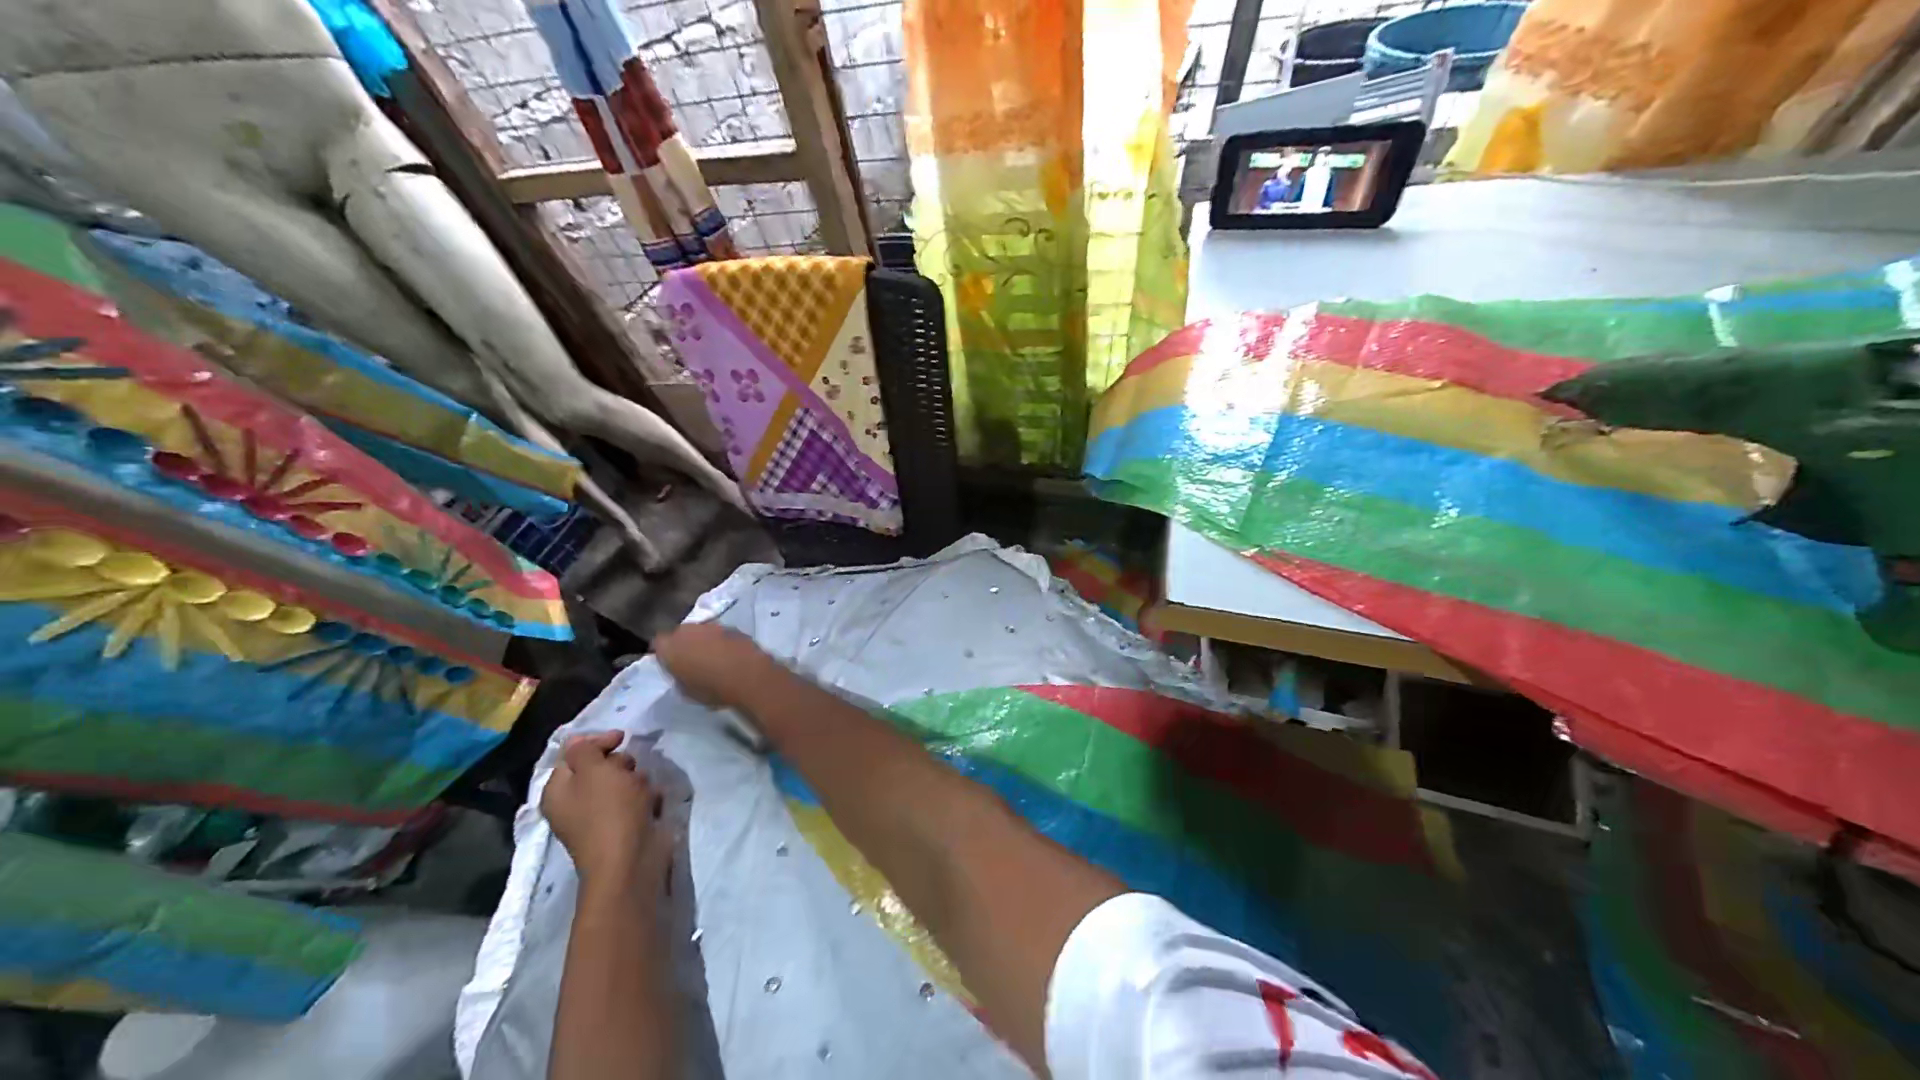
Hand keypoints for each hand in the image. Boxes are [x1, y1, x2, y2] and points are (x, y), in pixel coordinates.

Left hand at [542, 732, 671, 894]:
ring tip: (643, 791)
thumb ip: (585, 749)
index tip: (621, 737)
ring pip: (622, 783)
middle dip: (620, 764)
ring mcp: (599, 817)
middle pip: (600, 767)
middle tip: (629, 770)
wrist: (631, 860)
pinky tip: (652, 803)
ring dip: (637, 781)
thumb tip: (582, 742)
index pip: (573, 753)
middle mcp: (574, 803)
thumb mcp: (593, 770)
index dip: (597, 741)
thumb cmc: (609, 811)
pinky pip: (635, 801)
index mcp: (558, 791)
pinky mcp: (622, 827)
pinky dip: (645, 799)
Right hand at [652, 622, 777, 709]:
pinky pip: (720, 634)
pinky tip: (729, 655)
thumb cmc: (711, 689)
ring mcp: (711, 625)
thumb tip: (682, 669)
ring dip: (703, 641)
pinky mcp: (732, 627)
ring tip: (713, 658)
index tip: (670, 662)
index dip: (663, 652)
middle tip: (691, 660)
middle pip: (680, 633)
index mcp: (670, 646)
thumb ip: (678, 674)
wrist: (749, 676)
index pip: (658, 643)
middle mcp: (688, 630)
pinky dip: (722, 642)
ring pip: (701, 631)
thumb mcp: (685, 690)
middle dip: (683, 644)